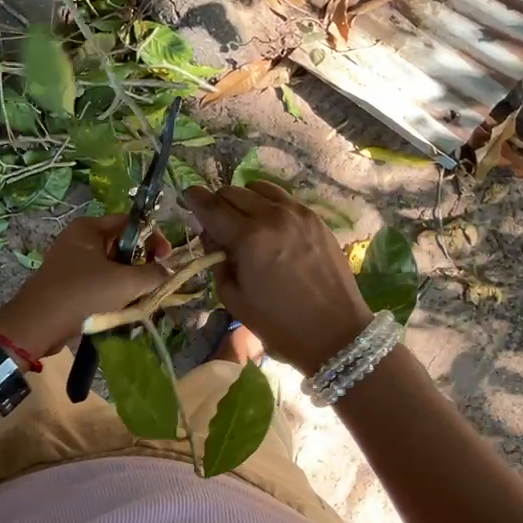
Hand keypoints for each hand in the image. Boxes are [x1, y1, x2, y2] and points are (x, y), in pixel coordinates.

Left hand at [0, 215, 169, 359]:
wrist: (40, 323)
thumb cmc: (83, 293)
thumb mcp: (125, 282)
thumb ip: (153, 273)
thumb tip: (168, 270)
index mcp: (89, 227)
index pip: (129, 222)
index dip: (152, 238)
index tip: (167, 259)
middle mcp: (79, 239)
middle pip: (122, 245)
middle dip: (141, 264)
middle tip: (156, 283)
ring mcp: (72, 262)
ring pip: (112, 267)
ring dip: (129, 282)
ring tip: (142, 299)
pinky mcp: (70, 284)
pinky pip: (99, 283)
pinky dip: (113, 293)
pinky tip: (123, 308)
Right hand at [182, 183, 372, 371]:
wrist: (336, 334)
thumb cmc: (278, 323)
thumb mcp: (231, 296)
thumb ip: (216, 260)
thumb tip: (214, 238)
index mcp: (247, 238)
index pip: (209, 205)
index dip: (192, 198)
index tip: (186, 199)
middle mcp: (272, 216)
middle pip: (231, 192)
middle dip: (217, 204)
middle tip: (216, 225)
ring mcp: (297, 214)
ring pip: (257, 188)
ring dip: (243, 200)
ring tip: (244, 222)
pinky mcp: (315, 219)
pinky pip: (282, 198)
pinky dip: (267, 204)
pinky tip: (269, 225)